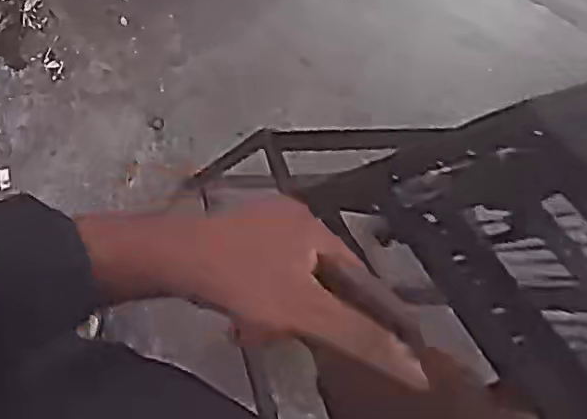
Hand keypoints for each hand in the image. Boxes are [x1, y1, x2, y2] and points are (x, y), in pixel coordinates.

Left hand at [76, 196, 427, 390]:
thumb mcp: (306, 312)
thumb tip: (417, 369)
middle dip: (321, 318)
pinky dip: (262, 306)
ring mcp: (255, 225)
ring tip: (265, 332)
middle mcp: (284, 216)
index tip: (401, 353)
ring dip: (287, 316)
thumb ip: (363, 338)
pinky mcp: (232, 239)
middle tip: (314, 343)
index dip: (381, 317)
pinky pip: (264, 279)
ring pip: (292, 284)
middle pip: (325, 280)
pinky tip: (247, 326)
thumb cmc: (237, 276)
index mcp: (308, 224)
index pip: (363, 276)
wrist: (168, 257)